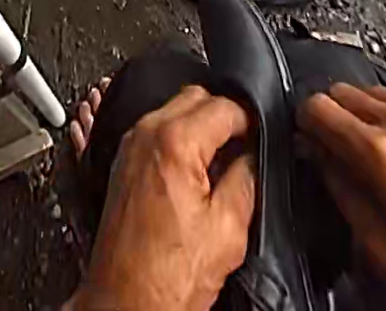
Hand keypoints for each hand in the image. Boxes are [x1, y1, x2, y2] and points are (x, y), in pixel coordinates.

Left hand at [69, 85, 255, 310]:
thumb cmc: (167, 278)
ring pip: (175, 107)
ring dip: (200, 123)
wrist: (124, 304)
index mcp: (175, 142)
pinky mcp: (124, 158)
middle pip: (196, 96)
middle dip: (224, 114)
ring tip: (221, 160)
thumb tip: (254, 153)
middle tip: (245, 145)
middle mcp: (147, 131)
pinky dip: (179, 135)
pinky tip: (194, 169)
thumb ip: (246, 178)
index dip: (250, 119)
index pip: (224, 106)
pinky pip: (158, 127)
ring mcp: (132, 142)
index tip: (261, 135)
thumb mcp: (228, 231)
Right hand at [300, 84, 385, 310]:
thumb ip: (340, 190)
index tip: (311, 138)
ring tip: (383, 155)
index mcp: (381, 156)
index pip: (317, 106)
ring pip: (376, 92)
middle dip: (336, 117)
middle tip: (342, 148)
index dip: (307, 124)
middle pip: (342, 91)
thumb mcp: (382, 249)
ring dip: (369, 116)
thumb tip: (318, 158)